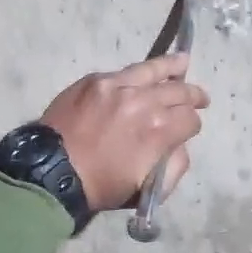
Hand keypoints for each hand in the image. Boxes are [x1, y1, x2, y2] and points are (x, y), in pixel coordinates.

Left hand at [39, 53, 207, 210]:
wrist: (51, 172)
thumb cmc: (100, 186)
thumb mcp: (145, 189)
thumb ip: (173, 166)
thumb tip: (178, 145)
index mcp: (160, 129)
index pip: (190, 120)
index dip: (191, 127)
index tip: (186, 131)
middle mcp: (143, 101)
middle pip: (178, 91)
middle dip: (193, 96)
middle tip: (200, 99)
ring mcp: (117, 86)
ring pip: (152, 70)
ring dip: (172, 67)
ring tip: (183, 63)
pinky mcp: (94, 81)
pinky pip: (122, 72)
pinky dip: (136, 74)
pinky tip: (143, 73)